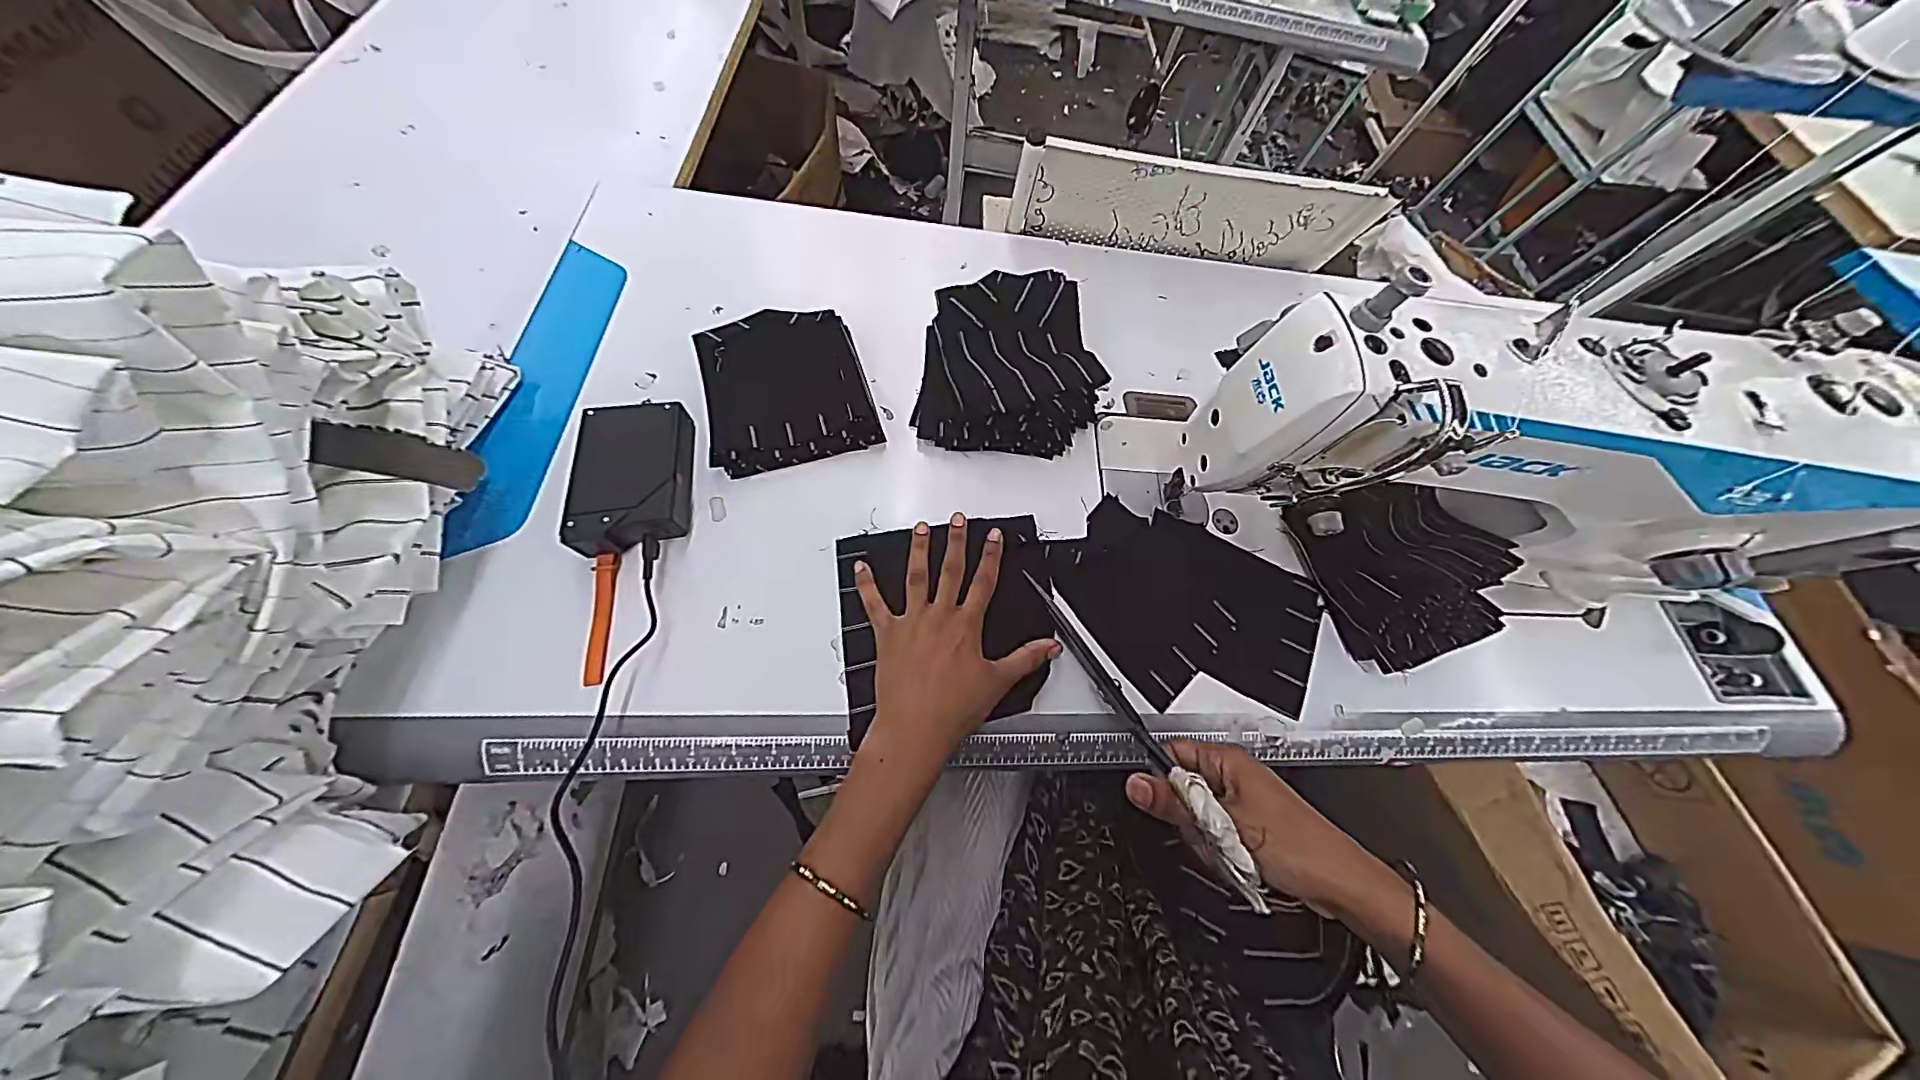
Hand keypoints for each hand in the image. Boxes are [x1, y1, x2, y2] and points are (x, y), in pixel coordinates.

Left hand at [851, 514, 1059, 767]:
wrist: (915, 728)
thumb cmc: (951, 709)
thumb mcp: (998, 682)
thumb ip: (1026, 659)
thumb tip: (1048, 647)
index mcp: (966, 627)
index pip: (984, 582)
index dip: (991, 556)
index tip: (993, 537)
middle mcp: (938, 618)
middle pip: (950, 570)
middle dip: (956, 541)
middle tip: (957, 520)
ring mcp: (911, 623)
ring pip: (915, 577)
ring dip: (918, 550)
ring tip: (921, 529)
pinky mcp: (887, 634)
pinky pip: (874, 604)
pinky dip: (866, 585)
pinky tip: (861, 568)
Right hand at [1125, 740, 1401, 922]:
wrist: (1342, 886)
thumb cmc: (1301, 848)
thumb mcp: (1223, 826)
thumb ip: (1174, 804)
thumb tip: (1137, 784)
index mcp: (1228, 760)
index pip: (1170, 754)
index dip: (1158, 779)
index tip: (1154, 802)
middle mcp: (1234, 776)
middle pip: (1181, 791)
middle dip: (1188, 821)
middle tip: (1209, 835)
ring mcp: (1242, 802)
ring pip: (1197, 818)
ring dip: (1206, 841)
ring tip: (1231, 853)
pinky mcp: (1248, 827)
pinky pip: (1215, 836)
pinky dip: (1221, 852)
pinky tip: (1239, 863)